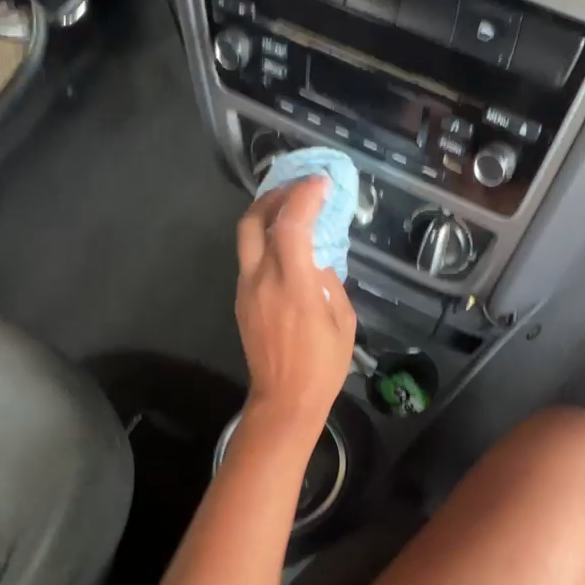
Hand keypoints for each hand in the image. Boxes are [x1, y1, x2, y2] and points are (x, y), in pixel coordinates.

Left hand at [235, 178, 356, 431]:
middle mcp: (262, 279)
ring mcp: (246, 290)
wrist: (284, 401)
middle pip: (254, 219)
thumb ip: (330, 283)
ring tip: (289, 211)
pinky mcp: (241, 302)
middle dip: (274, 195)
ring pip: (246, 238)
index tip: (322, 184)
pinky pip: (250, 260)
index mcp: (293, 284)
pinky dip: (265, 241)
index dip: (305, 195)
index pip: (292, 223)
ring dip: (266, 215)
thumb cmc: (322, 367)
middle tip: (297, 188)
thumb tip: (318, 262)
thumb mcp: (342, 322)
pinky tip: (284, 247)